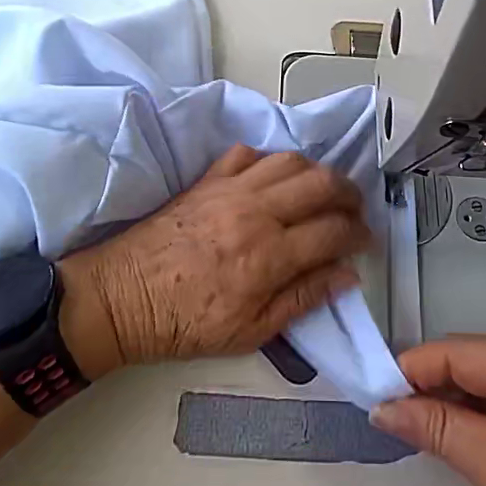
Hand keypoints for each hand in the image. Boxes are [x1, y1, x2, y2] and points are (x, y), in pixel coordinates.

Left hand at [57, 145, 368, 376]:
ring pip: (288, 160)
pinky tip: (270, 180)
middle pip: (321, 183)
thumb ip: (301, 299)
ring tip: (319, 193)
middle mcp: (254, 213)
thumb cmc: (183, 324)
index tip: (364, 242)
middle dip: (348, 195)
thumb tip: (345, 275)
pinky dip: (266, 160)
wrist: (122, 298)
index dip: (359, 235)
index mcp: (269, 256)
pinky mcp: (203, 182)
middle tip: (351, 213)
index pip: (334, 231)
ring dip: (314, 172)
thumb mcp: (249, 331)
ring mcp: (227, 191)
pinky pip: (244, 154)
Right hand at [370, 336, 485, 485]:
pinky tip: (456, 437)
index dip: (407, 373)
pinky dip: (474, 415)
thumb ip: (434, 427)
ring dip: (449, 404)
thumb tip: (379, 408)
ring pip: (479, 379)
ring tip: (421, 434)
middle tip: (392, 422)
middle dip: (427, 390)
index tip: (371, 399)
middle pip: (465, 361)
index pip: (453, 353)